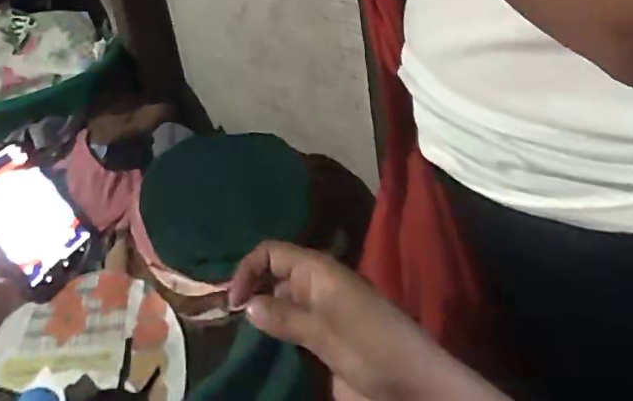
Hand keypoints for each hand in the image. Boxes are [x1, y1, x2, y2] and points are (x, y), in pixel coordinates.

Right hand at [228, 241, 502, 400]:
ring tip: (230, 336)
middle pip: (271, 275)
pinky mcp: (321, 339)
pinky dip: (271, 335)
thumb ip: (288, 317)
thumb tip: (248, 304)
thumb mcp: (328, 331)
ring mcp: (318, 312)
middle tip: (220, 321)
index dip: (248, 269)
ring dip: (257, 315)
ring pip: (277, 303)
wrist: (411, 381)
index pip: (271, 252)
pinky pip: (288, 328)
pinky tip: (256, 350)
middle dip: (248, 291)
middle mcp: (314, 285)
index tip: (231, 304)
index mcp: (317, 270)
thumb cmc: (372, 345)